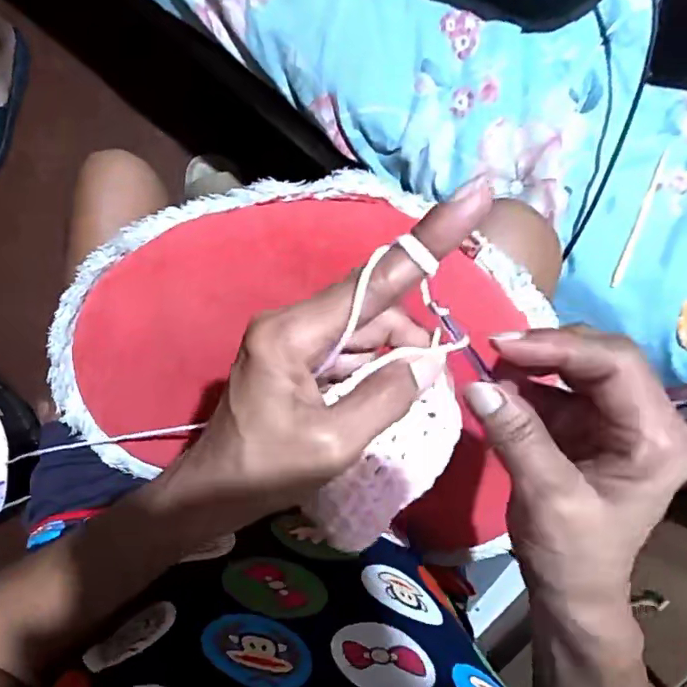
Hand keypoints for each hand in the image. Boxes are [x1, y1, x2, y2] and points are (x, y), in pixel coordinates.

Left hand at [155, 182, 495, 531]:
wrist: (213, 492)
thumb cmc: (264, 472)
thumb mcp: (333, 444)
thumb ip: (385, 398)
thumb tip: (428, 364)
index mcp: (290, 334)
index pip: (372, 281)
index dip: (427, 240)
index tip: (473, 194)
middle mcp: (287, 323)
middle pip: (369, 308)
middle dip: (406, 338)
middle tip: (431, 381)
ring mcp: (286, 339)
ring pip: (359, 329)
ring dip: (389, 356)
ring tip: (405, 396)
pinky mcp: (288, 358)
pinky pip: (342, 349)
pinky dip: (368, 367)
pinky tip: (381, 393)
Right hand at [466, 328, 686, 644]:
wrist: (572, 593)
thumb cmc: (572, 555)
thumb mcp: (546, 496)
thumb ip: (517, 436)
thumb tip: (477, 384)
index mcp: (658, 437)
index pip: (616, 366)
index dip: (559, 347)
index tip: (503, 343)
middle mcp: (646, 421)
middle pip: (602, 359)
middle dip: (546, 349)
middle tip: (492, 348)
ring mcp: (616, 424)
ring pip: (579, 369)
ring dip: (534, 363)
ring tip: (490, 365)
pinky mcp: (587, 430)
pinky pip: (558, 392)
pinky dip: (526, 385)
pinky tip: (498, 387)